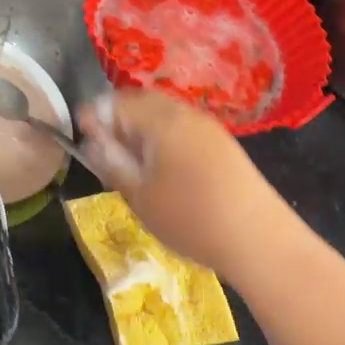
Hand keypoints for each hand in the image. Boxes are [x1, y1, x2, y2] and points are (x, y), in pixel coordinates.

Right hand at [77, 90, 286, 277]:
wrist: (262, 241)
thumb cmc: (191, 218)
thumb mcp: (139, 195)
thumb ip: (111, 162)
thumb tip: (93, 141)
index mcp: (159, 119)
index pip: (114, 103)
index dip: (93, 118)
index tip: (83, 140)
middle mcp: (183, 113)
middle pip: (140, 103)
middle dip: (118, 121)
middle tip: (107, 152)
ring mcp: (207, 126)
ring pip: (163, 115)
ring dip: (142, 130)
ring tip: (134, 164)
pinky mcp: (224, 144)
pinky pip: (182, 128)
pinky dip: (165, 139)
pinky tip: (165, 171)